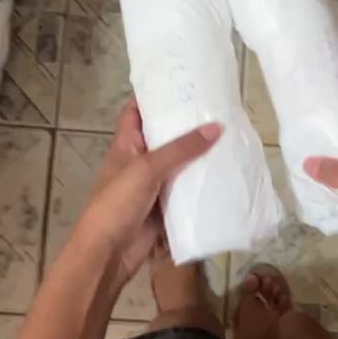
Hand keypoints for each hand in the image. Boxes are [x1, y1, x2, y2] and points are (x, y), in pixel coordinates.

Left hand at [63, 100, 219, 282]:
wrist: (108, 254)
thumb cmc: (117, 203)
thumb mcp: (147, 168)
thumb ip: (182, 148)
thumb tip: (217, 127)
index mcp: (126, 145)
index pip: (136, 112)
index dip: (153, 98)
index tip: (180, 85)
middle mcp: (139, 162)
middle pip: (163, 137)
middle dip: (186, 126)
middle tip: (217, 109)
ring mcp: (152, 186)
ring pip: (178, 164)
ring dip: (198, 155)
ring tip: (229, 136)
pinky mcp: (165, 208)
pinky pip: (186, 191)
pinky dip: (201, 184)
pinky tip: (225, 174)